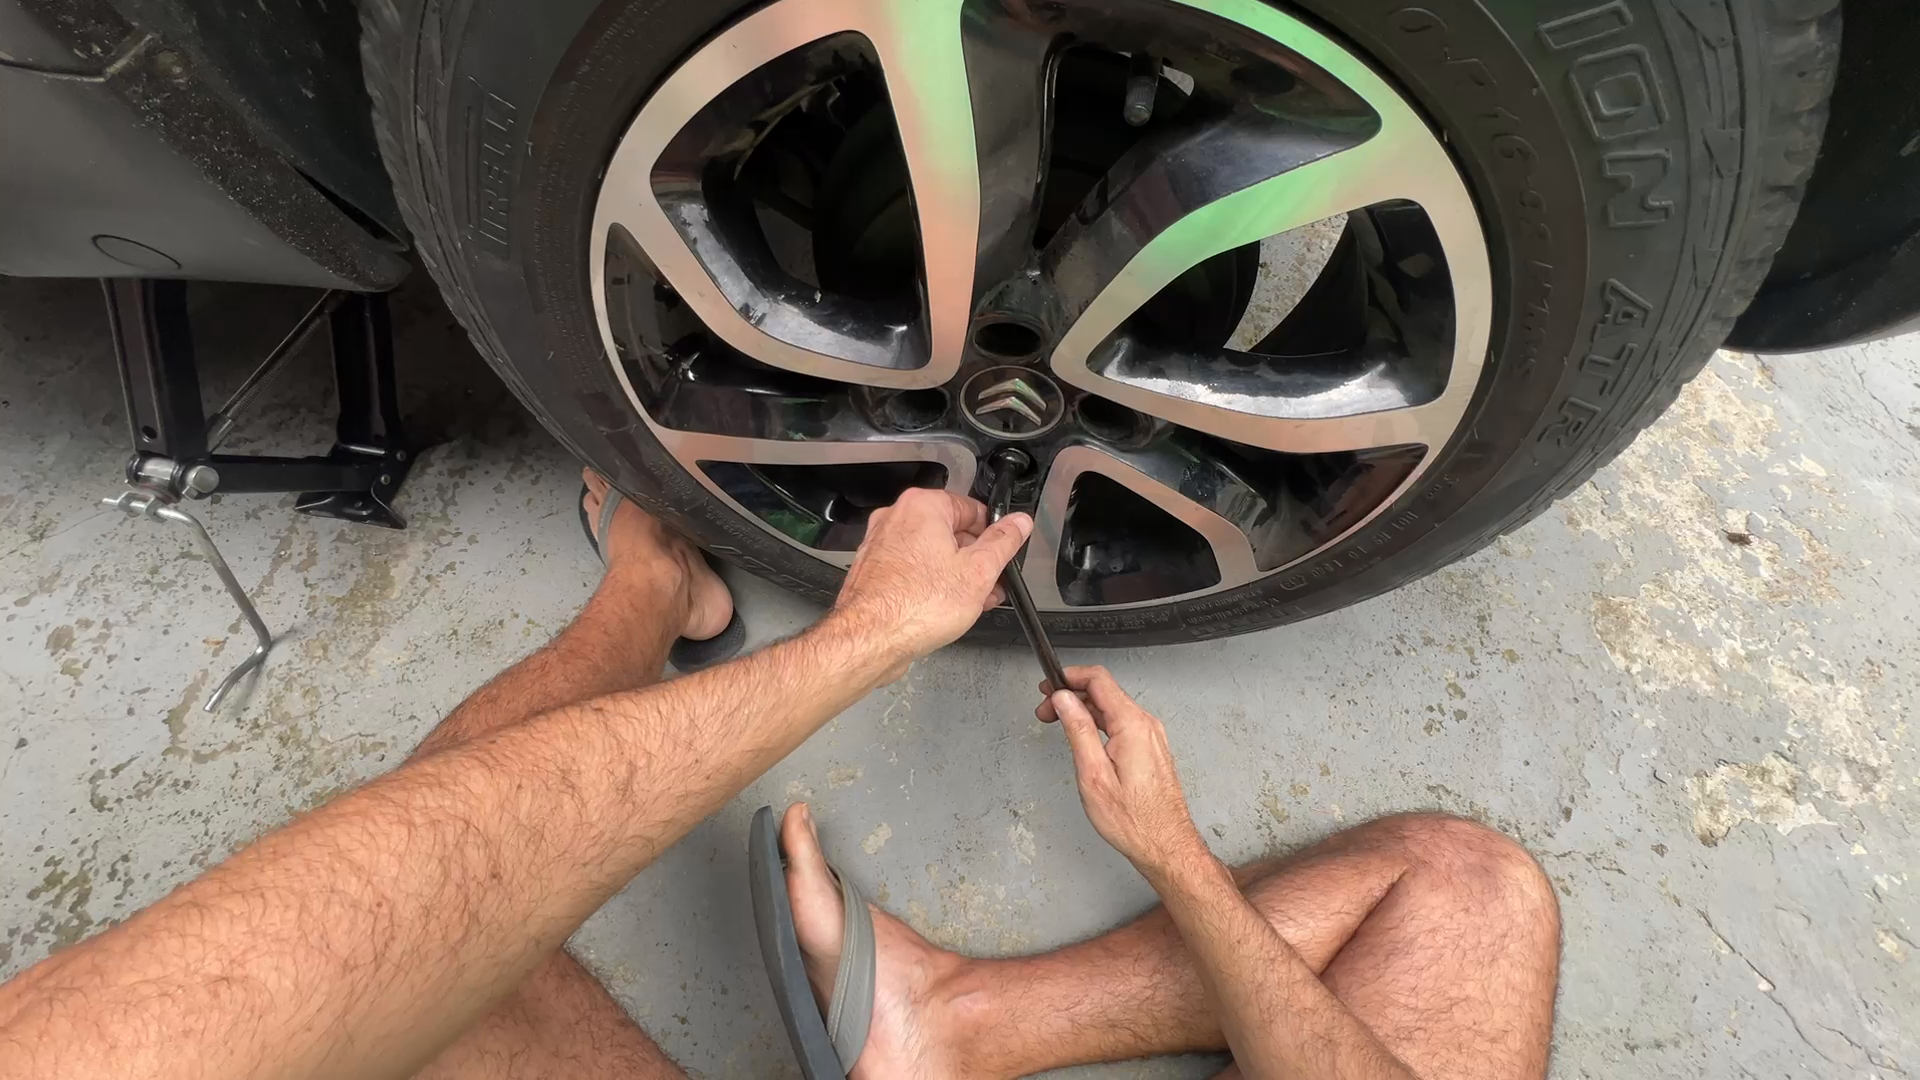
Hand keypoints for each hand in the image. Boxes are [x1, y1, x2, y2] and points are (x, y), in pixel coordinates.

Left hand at [830, 487, 1031, 665]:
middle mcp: (897, 519)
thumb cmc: (914, 605)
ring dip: (955, 575)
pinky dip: (930, 584)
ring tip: (973, 601)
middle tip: (991, 582)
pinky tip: (945, 607)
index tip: (1003, 551)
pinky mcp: (875, 571)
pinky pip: (912, 570)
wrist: (870, 639)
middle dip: (974, 558)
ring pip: (931, 553)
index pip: (972, 508)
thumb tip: (1018, 524)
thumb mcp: (978, 571)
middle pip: (950, 531)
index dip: (993, 533)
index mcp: (923, 507)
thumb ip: (1004, 542)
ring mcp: (882, 545)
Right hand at [1042, 666, 1207, 878]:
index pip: (1098, 679)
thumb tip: (1064, 700)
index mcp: (1131, 725)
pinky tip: (1084, 733)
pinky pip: (1121, 721)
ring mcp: (1151, 735)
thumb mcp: (1093, 774)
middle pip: (1104, 690)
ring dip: (1083, 708)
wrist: (1165, 845)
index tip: (1049, 686)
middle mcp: (1145, 725)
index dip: (1069, 677)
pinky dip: (1098, 720)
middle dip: (1071, 694)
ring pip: (1112, 705)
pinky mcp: (1151, 747)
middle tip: (1046, 709)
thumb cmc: (1133, 820)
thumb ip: (1078, 729)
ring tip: (1059, 722)